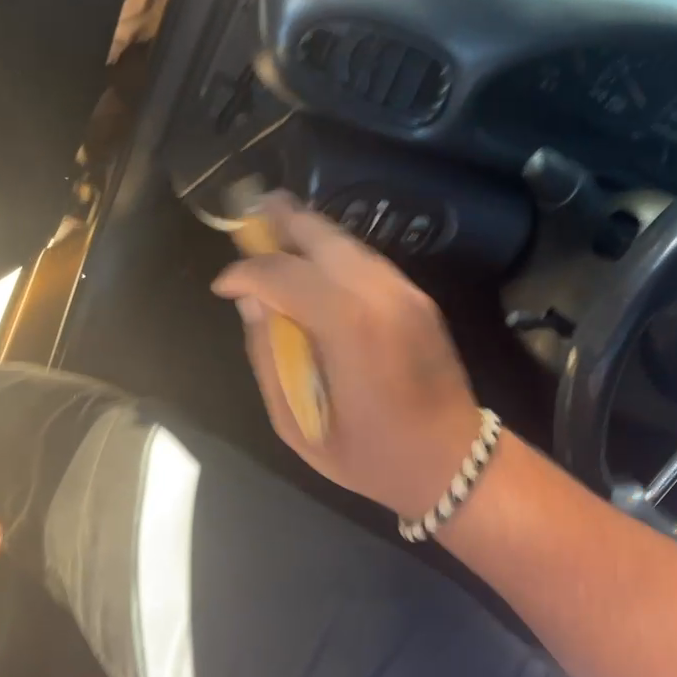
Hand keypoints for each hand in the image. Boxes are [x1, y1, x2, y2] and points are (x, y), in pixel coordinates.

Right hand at [212, 193, 484, 517]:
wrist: (452, 460)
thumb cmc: (371, 454)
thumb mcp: (300, 426)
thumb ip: (269, 359)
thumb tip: (253, 307)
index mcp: (347, 325)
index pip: (282, 273)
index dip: (245, 272)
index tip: (223, 286)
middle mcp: (380, 294)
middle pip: (322, 237)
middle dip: (281, 223)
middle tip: (248, 215)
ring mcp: (406, 293)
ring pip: (349, 244)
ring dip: (310, 235)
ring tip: (275, 228)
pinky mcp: (420, 300)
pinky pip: (369, 263)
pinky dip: (336, 255)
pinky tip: (316, 265)